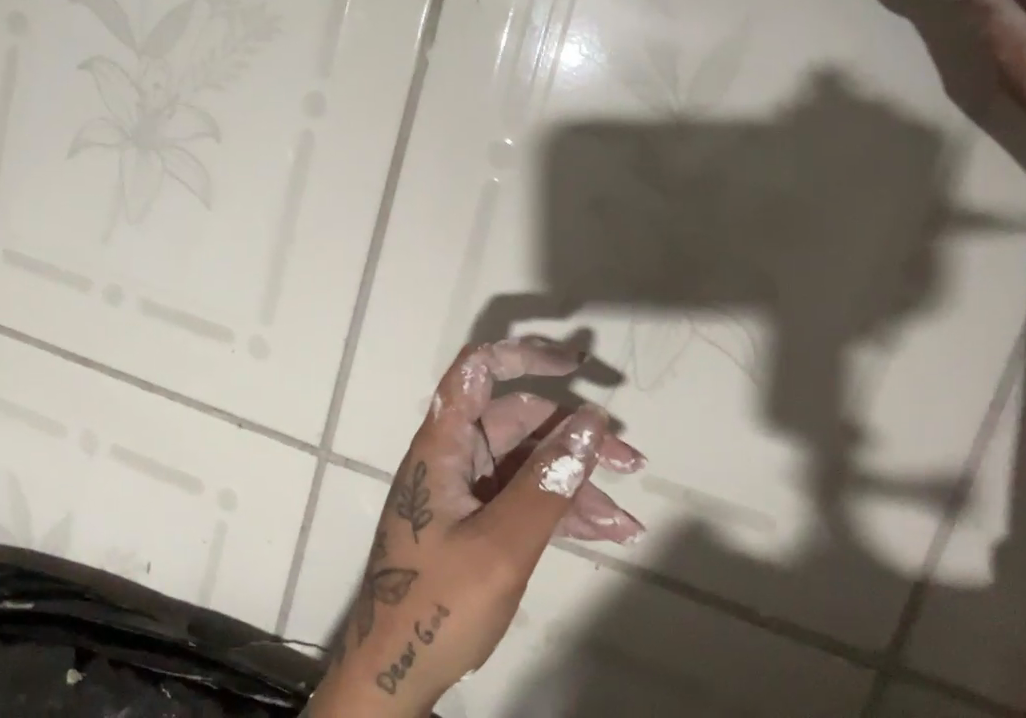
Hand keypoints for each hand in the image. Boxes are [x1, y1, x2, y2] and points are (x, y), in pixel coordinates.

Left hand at [304, 337, 645, 717]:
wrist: (395, 671)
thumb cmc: (439, 602)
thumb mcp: (501, 544)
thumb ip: (548, 482)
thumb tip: (593, 423)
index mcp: (444, 444)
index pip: (478, 371)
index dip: (524, 355)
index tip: (577, 364)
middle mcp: (453, 456)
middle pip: (517, 420)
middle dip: (574, 436)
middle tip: (630, 461)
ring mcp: (465, 490)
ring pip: (528, 464)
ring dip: (577, 483)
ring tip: (626, 516)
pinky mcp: (476, 521)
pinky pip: (524, 499)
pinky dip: (562, 511)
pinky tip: (608, 534)